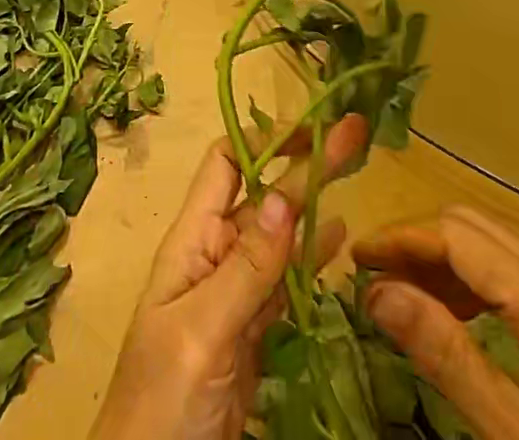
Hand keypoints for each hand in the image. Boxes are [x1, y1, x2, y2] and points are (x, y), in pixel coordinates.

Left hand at [90, 117, 370, 439]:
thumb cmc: (164, 396)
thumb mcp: (202, 328)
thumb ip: (245, 268)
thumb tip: (284, 197)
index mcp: (192, 240)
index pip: (227, 165)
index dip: (265, 138)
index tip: (314, 123)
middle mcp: (214, 253)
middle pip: (263, 196)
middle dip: (304, 163)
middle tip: (354, 134)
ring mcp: (235, 291)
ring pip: (279, 235)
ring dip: (314, 202)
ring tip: (355, 172)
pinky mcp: (254, 328)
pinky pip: (286, 281)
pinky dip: (311, 257)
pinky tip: (338, 238)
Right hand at [355, 207, 518, 439]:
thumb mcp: (518, 439)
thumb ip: (448, 359)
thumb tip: (375, 290)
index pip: (461, 238)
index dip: (399, 239)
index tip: (353, 261)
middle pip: (478, 228)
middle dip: (416, 242)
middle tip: (372, 277)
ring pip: (498, 249)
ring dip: (442, 260)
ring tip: (401, 296)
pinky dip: (473, 283)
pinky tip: (452, 317)